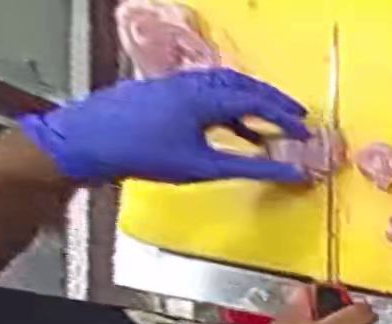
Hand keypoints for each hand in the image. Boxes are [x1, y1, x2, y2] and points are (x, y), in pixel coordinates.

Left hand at [17, 70, 310, 184]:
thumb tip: (295, 172)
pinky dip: (229, 106)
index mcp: (199, 100)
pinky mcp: (159, 93)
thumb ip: (255, 168)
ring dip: (250, 100)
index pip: (253, 101)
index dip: (284, 117)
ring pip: (219, 84)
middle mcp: (185, 85)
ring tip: (272, 121)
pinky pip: (203, 92)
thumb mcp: (208, 167)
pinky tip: (239, 128)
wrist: (85, 142)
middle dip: (271, 99)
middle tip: (298, 116)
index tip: (306, 134)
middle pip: (237, 82)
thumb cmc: (148, 156)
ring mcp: (169, 85)